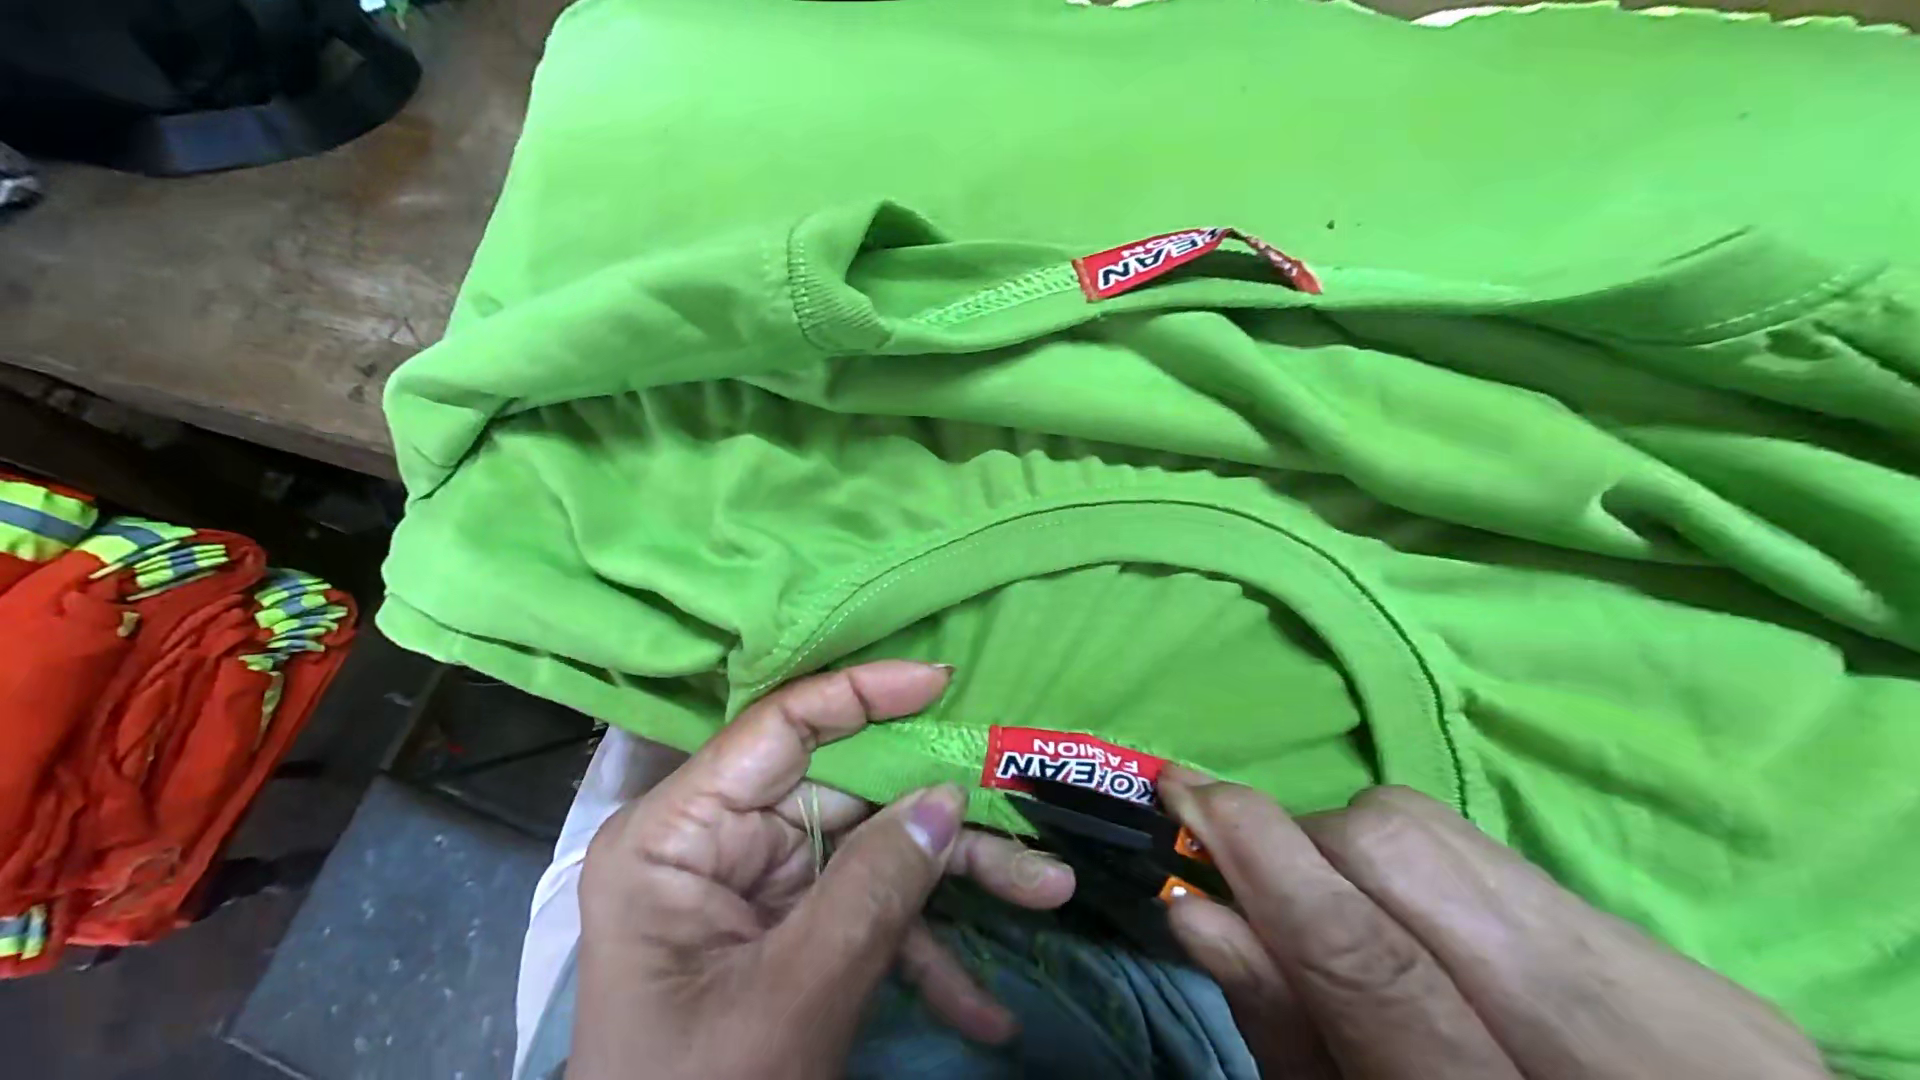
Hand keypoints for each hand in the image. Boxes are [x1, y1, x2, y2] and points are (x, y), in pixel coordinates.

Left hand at [571, 660, 1075, 1079]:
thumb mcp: (792, 998)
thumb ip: (873, 889)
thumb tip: (945, 798)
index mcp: (679, 834)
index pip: (779, 727)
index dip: (861, 693)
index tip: (938, 681)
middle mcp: (717, 841)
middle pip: (846, 792)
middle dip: (937, 812)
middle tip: (1019, 808)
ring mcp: (759, 884)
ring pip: (871, 848)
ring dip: (954, 880)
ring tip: (1044, 890)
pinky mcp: (791, 926)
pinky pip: (865, 912)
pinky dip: (923, 950)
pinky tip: (981, 1007)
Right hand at [1157, 771, 1829, 1079]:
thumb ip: (1280, 1025)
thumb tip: (1195, 907)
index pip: (1371, 966)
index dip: (1264, 863)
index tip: (1182, 791)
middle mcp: (1634, 1061)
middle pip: (1407, 855)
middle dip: (1306, 845)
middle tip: (1270, 880)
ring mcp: (1689, 1009)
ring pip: (1448, 835)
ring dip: (1358, 854)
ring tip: (1356, 913)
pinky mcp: (1694, 972)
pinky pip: (1497, 859)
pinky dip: (1425, 876)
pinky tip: (1439, 938)